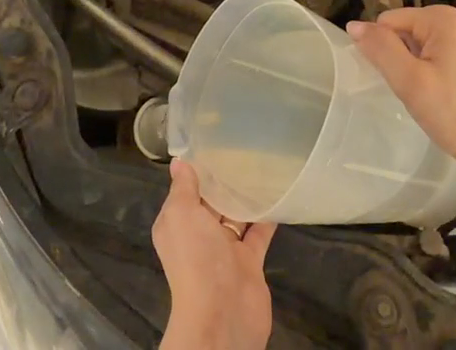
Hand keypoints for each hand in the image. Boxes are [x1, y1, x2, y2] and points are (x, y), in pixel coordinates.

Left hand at [153, 159, 276, 349]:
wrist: (222, 314)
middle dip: (224, 180)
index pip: (186, 191)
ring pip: (236, 216)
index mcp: (177, 223)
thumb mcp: (181, 215)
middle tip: (244, 147)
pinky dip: (267, 216)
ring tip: (262, 165)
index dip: (197, 170)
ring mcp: (225, 250)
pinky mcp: (249, 261)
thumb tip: (179, 162)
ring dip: (246, 196)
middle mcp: (199, 235)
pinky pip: (258, 233)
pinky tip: (278, 193)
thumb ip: (183, 189)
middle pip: (212, 202)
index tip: (213, 142)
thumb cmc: (196, 258)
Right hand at [348, 5, 455, 172]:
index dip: (386, 51)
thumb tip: (354, 25)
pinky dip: (442, 69)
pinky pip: (449, 53)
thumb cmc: (452, 114)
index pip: (390, 22)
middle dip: (406, 57)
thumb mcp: (408, 81)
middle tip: (418, 90)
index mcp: (444, 18)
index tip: (402, 80)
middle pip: (410, 30)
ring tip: (434, 94)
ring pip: (428, 43)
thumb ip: (380, 48)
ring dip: (423, 65)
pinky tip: (451, 94)